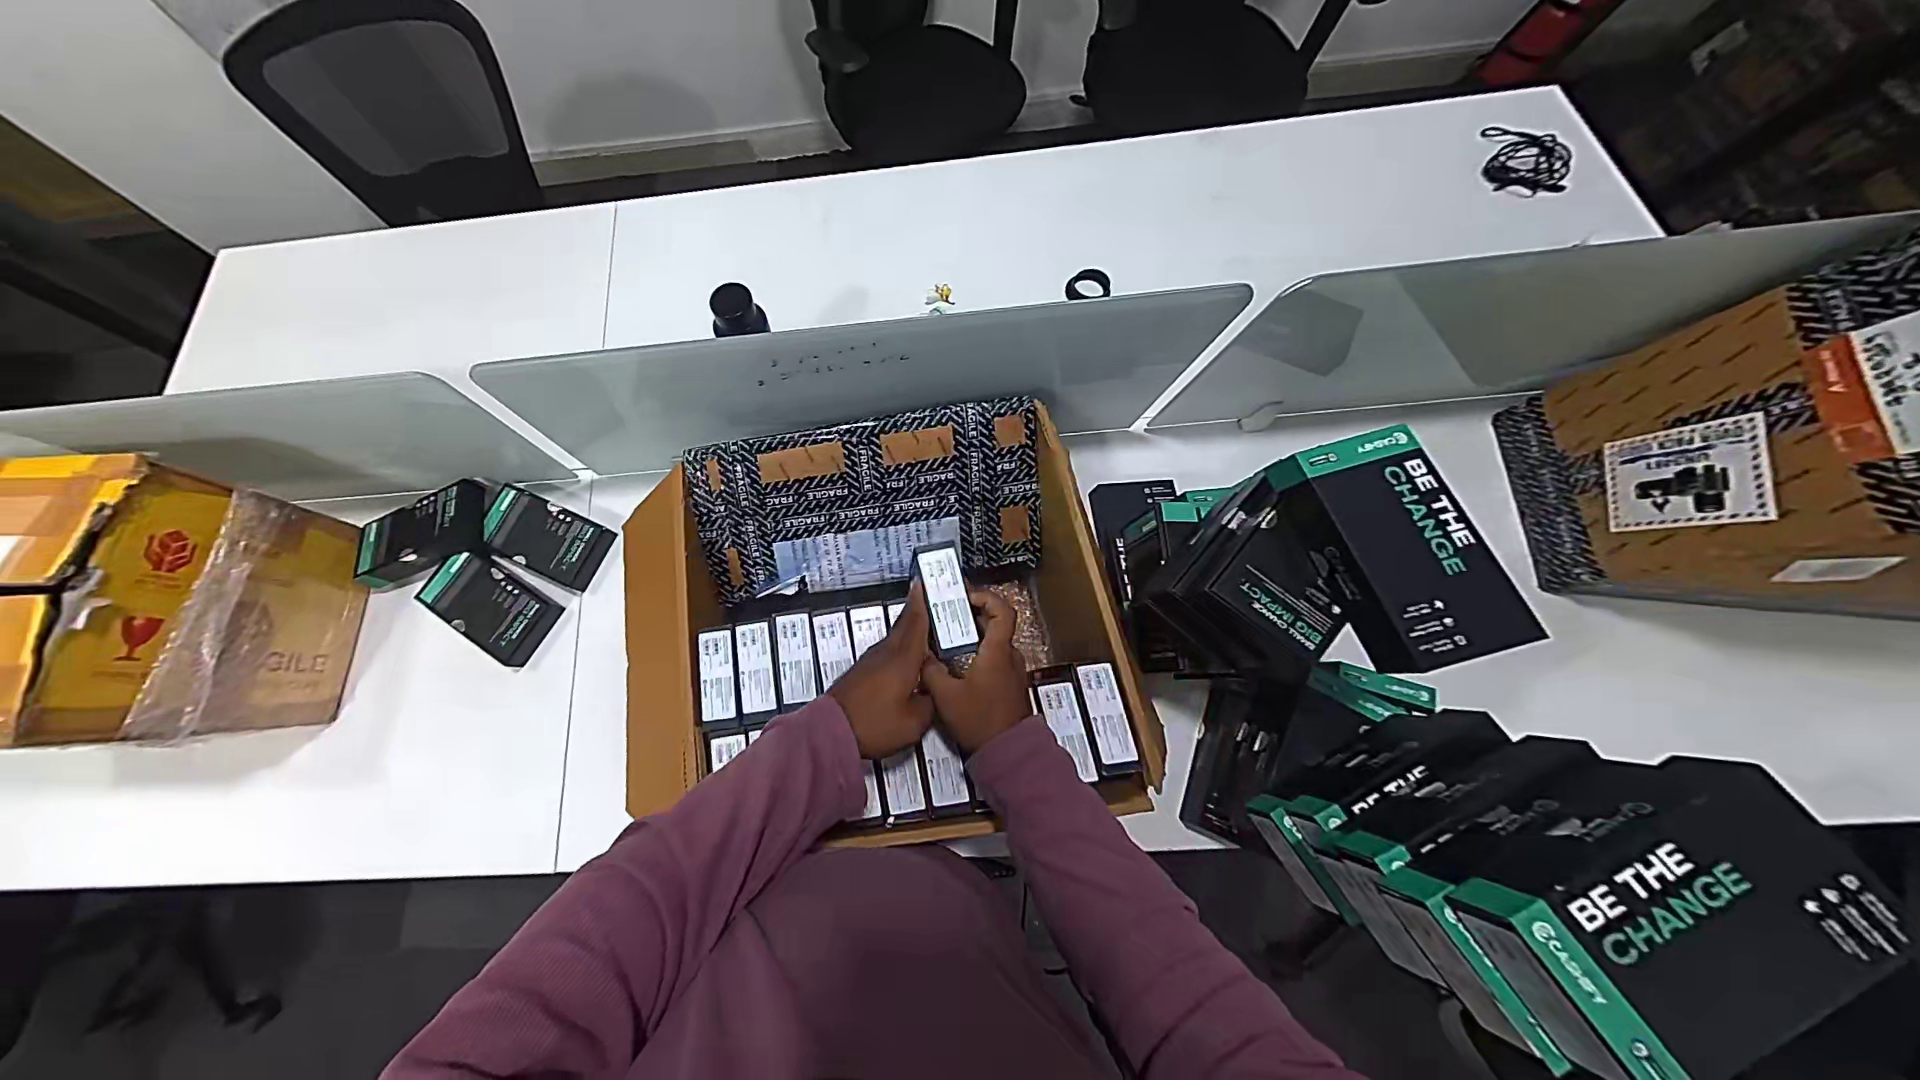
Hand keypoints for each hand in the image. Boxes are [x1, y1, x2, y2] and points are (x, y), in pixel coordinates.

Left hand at [829, 583, 935, 757]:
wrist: (829, 730)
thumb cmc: (874, 724)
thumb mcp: (914, 722)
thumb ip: (931, 703)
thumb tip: (935, 692)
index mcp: (903, 659)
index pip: (916, 623)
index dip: (922, 603)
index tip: (925, 583)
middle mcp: (886, 653)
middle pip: (904, 625)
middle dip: (917, 610)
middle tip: (929, 597)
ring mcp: (871, 661)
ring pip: (895, 638)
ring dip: (909, 629)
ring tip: (925, 628)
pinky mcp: (862, 672)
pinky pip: (887, 652)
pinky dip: (900, 647)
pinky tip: (906, 657)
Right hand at [920, 588, 1031, 754]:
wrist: (1008, 751)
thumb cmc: (981, 722)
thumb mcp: (945, 696)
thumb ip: (931, 671)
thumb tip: (923, 657)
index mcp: (998, 652)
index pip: (1002, 610)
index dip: (985, 597)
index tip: (965, 596)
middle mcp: (1009, 656)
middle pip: (995, 622)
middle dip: (970, 614)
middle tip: (947, 613)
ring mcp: (1011, 670)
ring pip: (993, 640)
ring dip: (972, 635)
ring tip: (946, 637)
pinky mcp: (1008, 683)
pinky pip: (993, 657)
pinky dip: (977, 652)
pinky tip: (957, 663)